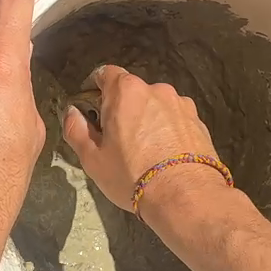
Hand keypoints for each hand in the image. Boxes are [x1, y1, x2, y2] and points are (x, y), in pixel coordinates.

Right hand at [60, 65, 222, 212]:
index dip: (94, 89)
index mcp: (125, 91)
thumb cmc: (132, 175)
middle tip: (116, 137)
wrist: (186, 197)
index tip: (92, 109)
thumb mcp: (93, 159)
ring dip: (146, 118)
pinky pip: (174, 118)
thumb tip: (71, 112)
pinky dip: (167, 129)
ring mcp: (180, 104)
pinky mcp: (198, 121)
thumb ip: (76, 129)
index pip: (104, 74)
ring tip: (145, 149)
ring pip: (155, 105)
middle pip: (131, 91)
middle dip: (122, 107)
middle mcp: (155, 89)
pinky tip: (165, 154)